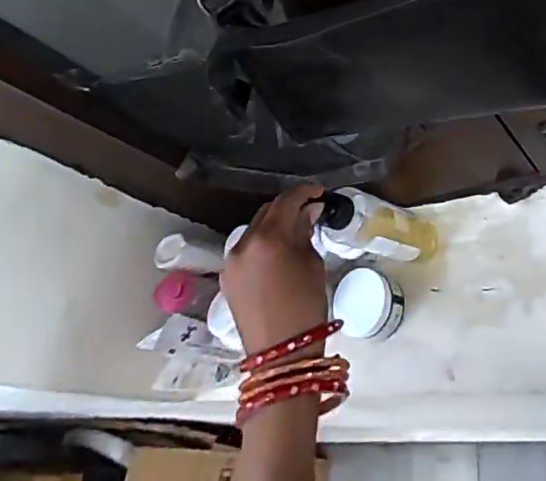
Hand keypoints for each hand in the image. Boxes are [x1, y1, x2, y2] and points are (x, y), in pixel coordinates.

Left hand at [222, 184, 328, 355]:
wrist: (281, 355)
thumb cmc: (305, 306)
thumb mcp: (312, 263)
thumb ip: (305, 232)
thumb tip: (307, 212)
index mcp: (268, 237)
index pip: (286, 200)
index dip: (304, 191)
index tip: (318, 191)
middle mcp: (244, 243)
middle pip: (267, 212)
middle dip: (288, 207)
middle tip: (309, 210)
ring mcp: (231, 261)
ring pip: (254, 230)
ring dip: (273, 225)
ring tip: (293, 231)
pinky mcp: (227, 278)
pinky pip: (246, 250)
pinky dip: (261, 245)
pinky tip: (277, 253)